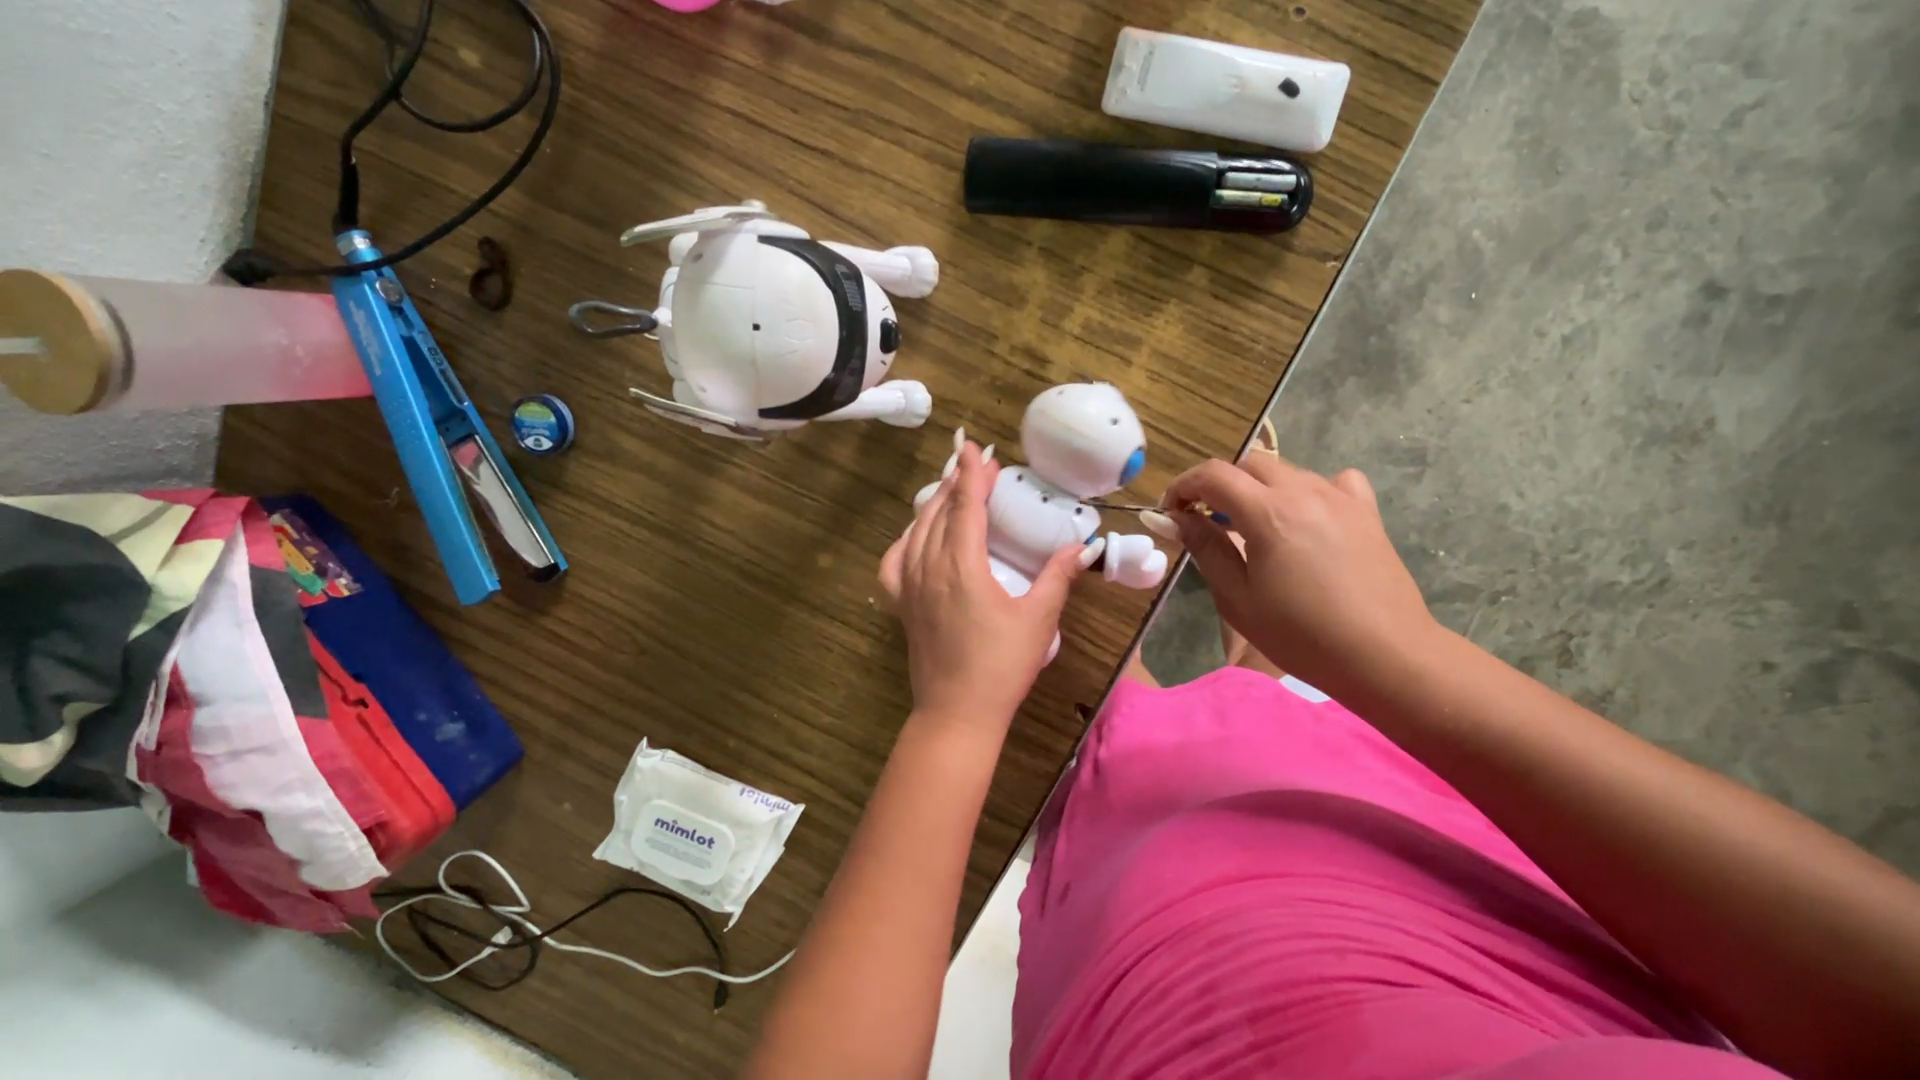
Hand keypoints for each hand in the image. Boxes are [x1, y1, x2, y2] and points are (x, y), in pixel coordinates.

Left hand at [879, 442, 1089, 727]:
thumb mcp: (1039, 619)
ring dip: (935, 506)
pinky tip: (918, 538)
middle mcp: (929, 568)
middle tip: (977, 466)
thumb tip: (1081, 548)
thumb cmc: (1002, 666)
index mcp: (962, 566)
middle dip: (957, 484)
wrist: (957, 712)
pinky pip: (896, 561)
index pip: (965, 507)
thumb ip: (1057, 578)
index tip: (975, 448)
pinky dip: (907, 540)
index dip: (971, 474)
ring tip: (952, 493)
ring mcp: (910, 587)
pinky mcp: (903, 606)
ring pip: (916, 531)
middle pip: (939, 512)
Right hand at [1161, 455, 1440, 693]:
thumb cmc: (1301, 634)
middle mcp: (1303, 491)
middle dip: (1219, 485)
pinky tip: (1308, 518)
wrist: (1383, 654)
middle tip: (1207, 520)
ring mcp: (1340, 497)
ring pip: (1288, 471)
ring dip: (1260, 488)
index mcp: (1267, 512)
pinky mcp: (1366, 512)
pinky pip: (1333, 482)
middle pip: (1250, 464)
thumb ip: (1206, 549)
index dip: (1184, 486)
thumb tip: (1179, 518)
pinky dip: (1310, 490)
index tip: (1171, 512)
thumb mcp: (1238, 599)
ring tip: (1253, 526)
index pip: (1213, 475)